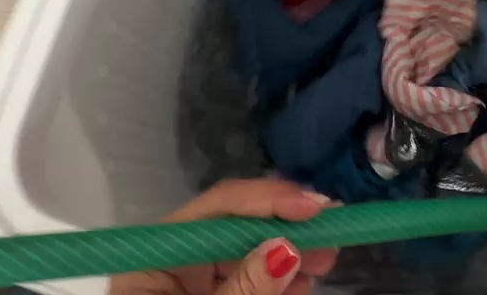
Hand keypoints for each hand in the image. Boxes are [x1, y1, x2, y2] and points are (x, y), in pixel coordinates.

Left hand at [109, 178, 339, 294]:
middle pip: (233, 227)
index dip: (268, 201)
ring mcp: (185, 288)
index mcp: (153, 261)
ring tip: (325, 259)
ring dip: (287, 253)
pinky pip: (242, 282)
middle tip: (332, 232)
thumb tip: (286, 245)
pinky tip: (304, 285)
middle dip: (284, 227)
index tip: (314, 207)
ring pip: (242, 254)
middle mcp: (168, 264)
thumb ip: (245, 291)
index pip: (217, 209)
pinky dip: (275, 282)